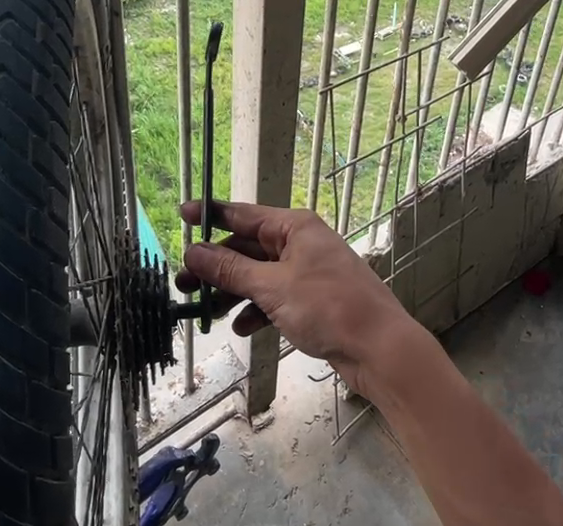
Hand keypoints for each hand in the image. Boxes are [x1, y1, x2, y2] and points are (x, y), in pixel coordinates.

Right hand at [176, 199, 419, 398]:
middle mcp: (300, 243)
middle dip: (215, 266)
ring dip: (231, 290)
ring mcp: (306, 272)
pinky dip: (255, 309)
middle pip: (247, 247)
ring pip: (257, 275)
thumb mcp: (272, 287)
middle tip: (183, 283)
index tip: (182, 213)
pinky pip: (273, 297)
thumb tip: (193, 251)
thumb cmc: (328, 308)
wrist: (381, 349)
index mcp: (294, 227)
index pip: (243, 214)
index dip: (210, 214)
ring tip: (203, 311)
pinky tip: (241, 327)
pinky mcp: (311, 300)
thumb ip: (230, 269)